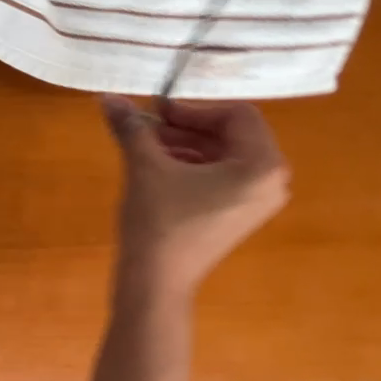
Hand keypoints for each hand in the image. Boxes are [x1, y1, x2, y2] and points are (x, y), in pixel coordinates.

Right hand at [100, 95, 288, 297]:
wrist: (155, 282)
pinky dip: (191, 169)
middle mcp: (271, 180)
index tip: (154, 112)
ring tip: (146, 152)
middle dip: (187, 128)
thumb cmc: (158, 222)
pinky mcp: (236, 217)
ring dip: (185, 147)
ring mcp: (256, 202)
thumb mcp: (144, 168)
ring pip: (224, 158)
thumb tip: (109, 97)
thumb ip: (132, 129)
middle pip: (233, 136)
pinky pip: (221, 180)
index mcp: (262, 164)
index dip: (192, 108)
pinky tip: (158, 174)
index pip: (237, 115)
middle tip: (145, 130)